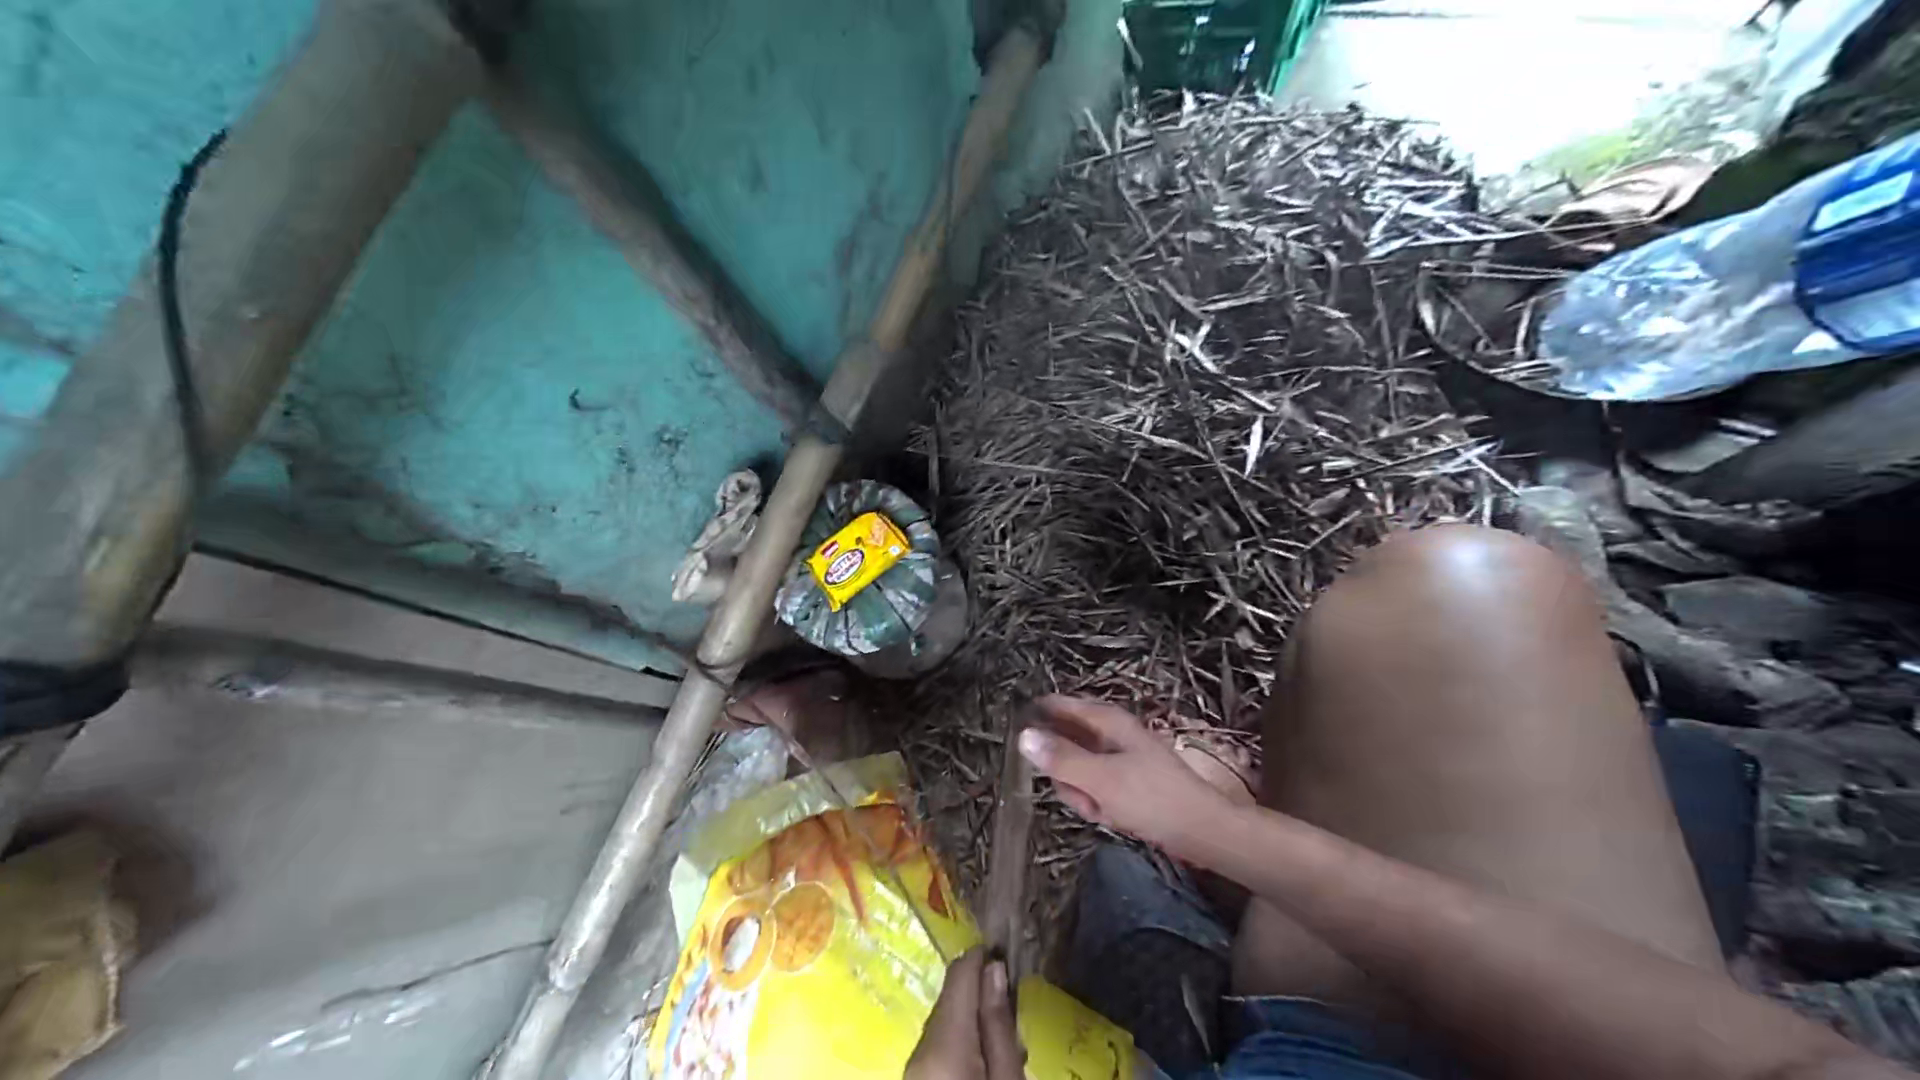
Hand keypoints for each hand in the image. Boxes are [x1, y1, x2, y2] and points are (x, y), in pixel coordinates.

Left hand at [904, 948, 1023, 1079]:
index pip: (959, 975)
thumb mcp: (1007, 1079)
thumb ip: (999, 1025)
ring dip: (973, 1015)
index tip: (1008, 955)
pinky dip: (962, 1039)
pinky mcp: (916, 1077)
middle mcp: (920, 1046)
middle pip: (951, 996)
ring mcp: (914, 1064)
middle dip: (980, 990)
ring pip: (946, 1018)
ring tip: (1004, 1034)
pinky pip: (940, 1043)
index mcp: (944, 1043)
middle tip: (1014, 1002)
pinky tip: (984, 1057)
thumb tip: (994, 967)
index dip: (983, 957)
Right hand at [1018, 695, 1237, 858]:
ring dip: (1081, 792)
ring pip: (1077, 769)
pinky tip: (1110, 815)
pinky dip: (1096, 802)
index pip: (1060, 705)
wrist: (1202, 831)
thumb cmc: (1152, 799)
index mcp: (1107, 721)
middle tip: (1079, 792)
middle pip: (1065, 742)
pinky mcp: (1125, 780)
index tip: (1022, 738)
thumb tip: (1023, 736)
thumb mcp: (1101, 779)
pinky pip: (1094, 786)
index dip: (1039, 718)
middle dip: (1065, 772)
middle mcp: (1111, 733)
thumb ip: (1060, 758)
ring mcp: (1118, 757)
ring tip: (1099, 808)